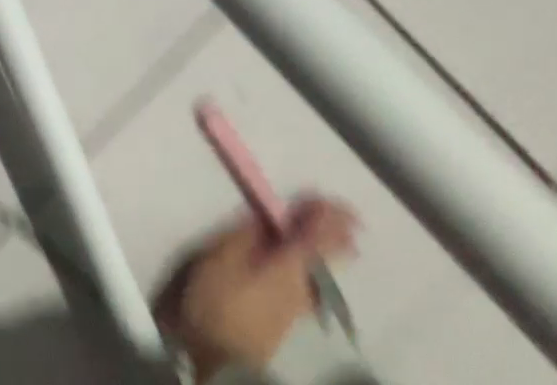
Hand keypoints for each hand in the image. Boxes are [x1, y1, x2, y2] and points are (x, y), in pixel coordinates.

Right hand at [163, 196, 358, 381]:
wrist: (224, 358)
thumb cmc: (219, 301)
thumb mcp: (220, 259)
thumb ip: (244, 235)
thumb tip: (265, 217)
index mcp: (290, 266)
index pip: (322, 238)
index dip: (330, 217)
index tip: (330, 198)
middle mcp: (305, 284)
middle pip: (332, 257)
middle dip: (336, 233)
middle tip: (337, 213)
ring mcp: (301, 302)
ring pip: (324, 269)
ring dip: (327, 247)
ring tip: (325, 231)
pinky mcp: (289, 313)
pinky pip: (311, 278)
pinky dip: (313, 261)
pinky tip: (303, 260)